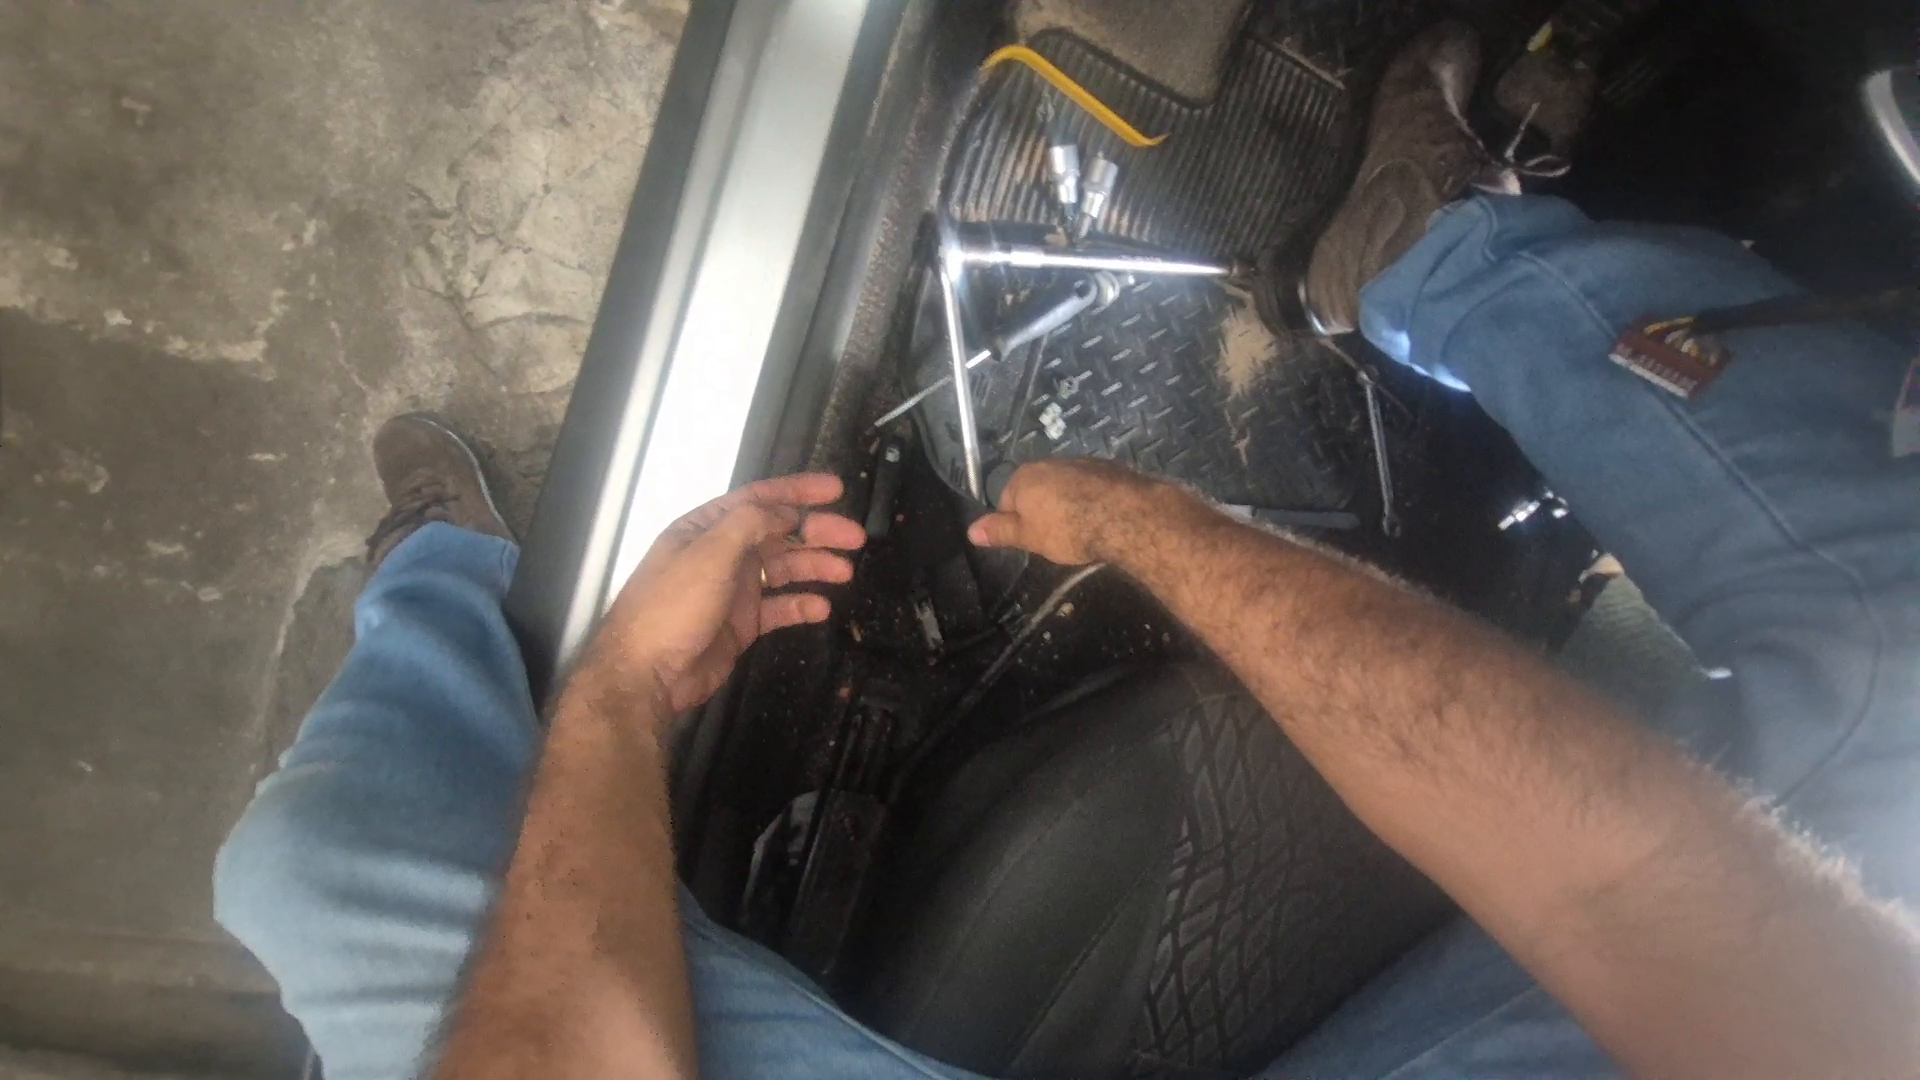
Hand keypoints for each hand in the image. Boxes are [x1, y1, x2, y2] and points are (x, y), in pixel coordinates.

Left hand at [582, 473, 865, 715]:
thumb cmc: (672, 606)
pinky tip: (822, 608)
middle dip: (817, 533)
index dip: (799, 491)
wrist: (645, 674)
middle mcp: (722, 553)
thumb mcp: (710, 553)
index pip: (759, 499)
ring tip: (847, 572)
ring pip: (784, 570)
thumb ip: (750, 524)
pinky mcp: (742, 623)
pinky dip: (801, 605)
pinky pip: (779, 608)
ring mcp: (733, 589)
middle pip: (779, 534)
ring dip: (815, 567)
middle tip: (855, 537)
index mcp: (707, 528)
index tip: (836, 490)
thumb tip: (785, 512)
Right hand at [967, 458, 1173, 564]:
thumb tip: (971, 530)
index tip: (1032, 540)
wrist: (1124, 515)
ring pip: (1066, 487)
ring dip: (1069, 504)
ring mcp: (1081, 462)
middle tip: (1057, 538)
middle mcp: (1050, 463)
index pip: (1007, 500)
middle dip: (1044, 511)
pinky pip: (1092, 486)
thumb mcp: (1029, 537)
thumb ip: (1000, 531)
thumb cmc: (1068, 528)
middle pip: (1038, 490)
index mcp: (1025, 477)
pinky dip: (1093, 500)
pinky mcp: (1109, 468)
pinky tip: (1102, 519)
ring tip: (1083, 530)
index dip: (1017, 523)